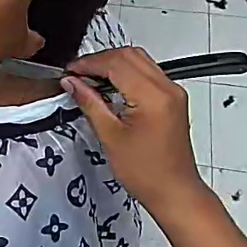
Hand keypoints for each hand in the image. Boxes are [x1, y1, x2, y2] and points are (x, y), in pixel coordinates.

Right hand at [63, 48, 212, 216]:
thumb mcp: (110, 136)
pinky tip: (111, 88)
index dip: (89, 63)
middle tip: (77, 74)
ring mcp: (174, 92)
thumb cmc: (148, 173)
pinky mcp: (174, 98)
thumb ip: (90, 103)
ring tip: (91, 80)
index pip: (116, 62)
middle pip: (129, 55)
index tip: (71, 71)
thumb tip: (73, 82)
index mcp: (154, 97)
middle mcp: (168, 89)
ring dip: (114, 64)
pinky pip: (149, 73)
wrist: (174, 191)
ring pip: (140, 60)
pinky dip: (127, 74)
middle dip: (100, 60)